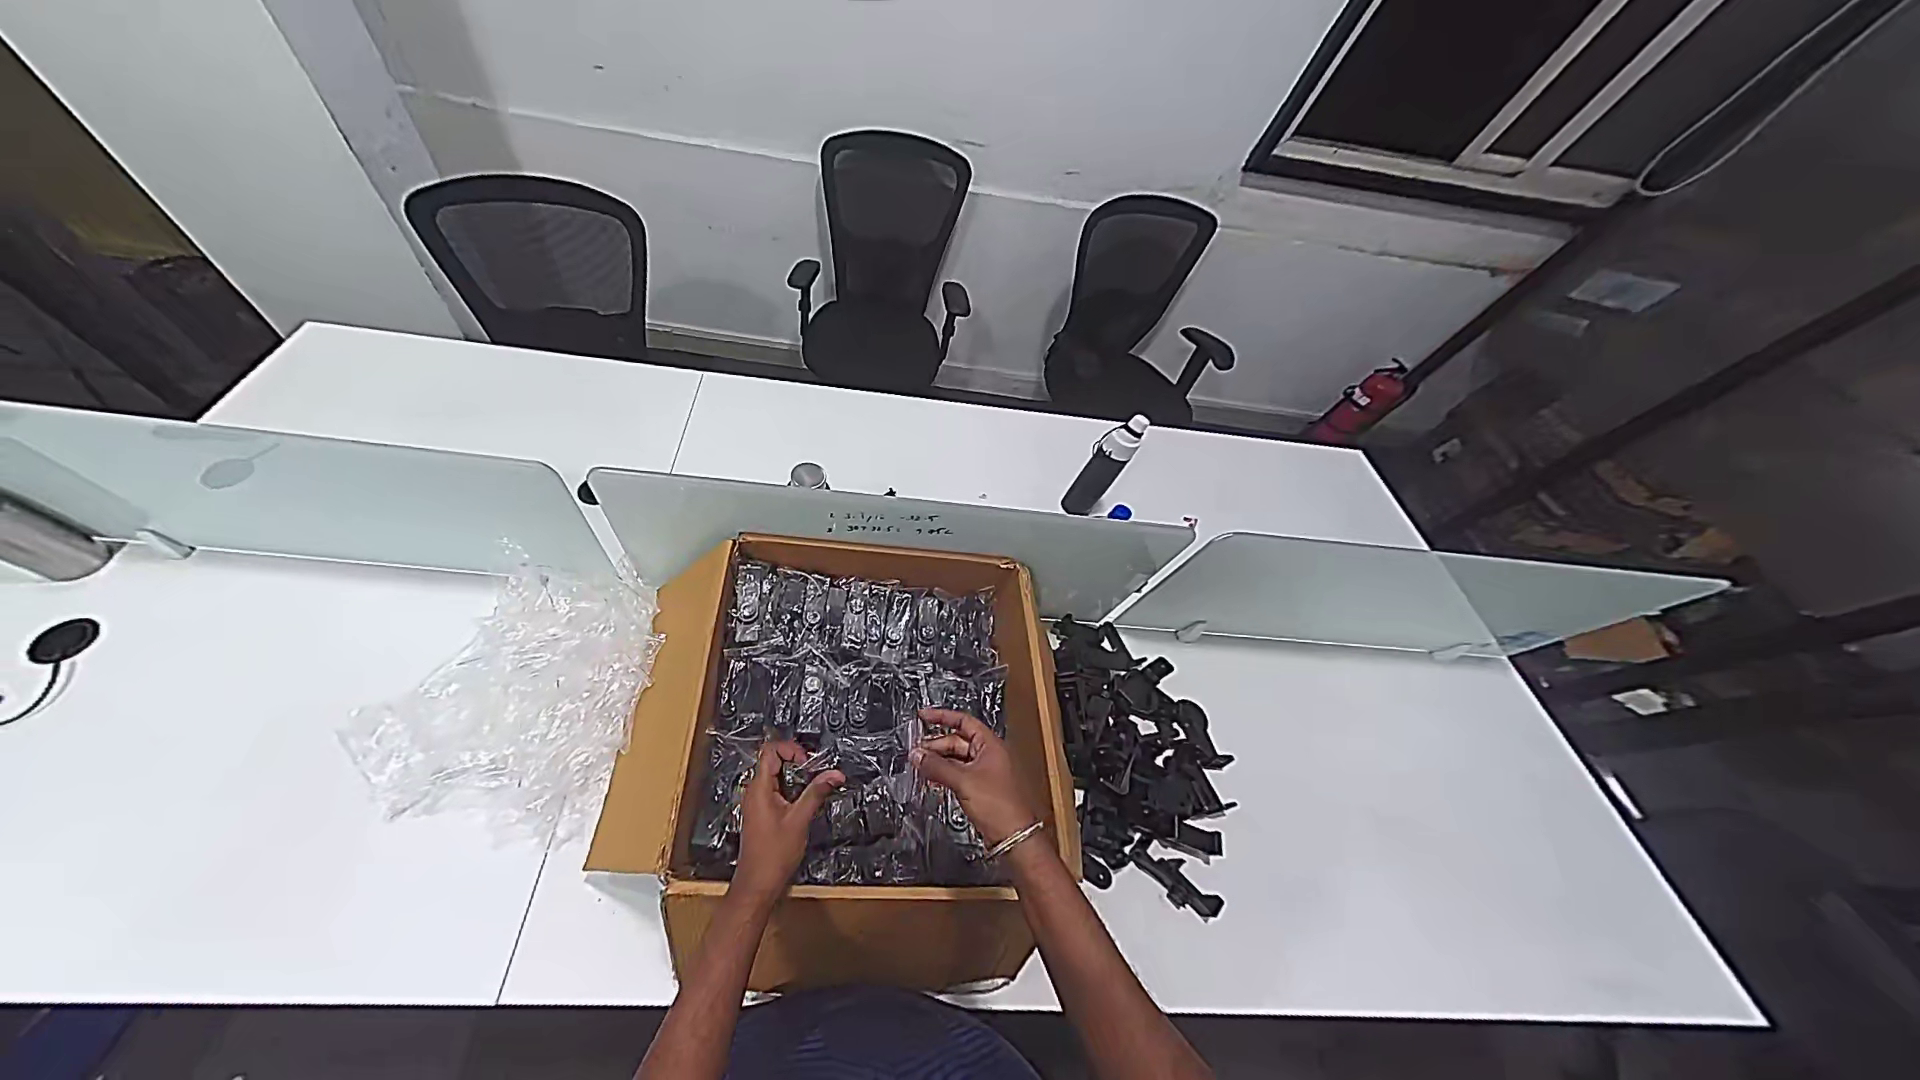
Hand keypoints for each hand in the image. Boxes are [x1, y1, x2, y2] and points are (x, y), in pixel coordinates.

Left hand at [734, 739, 842, 900]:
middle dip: (796, 761)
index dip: (791, 749)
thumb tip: (835, 774)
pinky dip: (792, 789)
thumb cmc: (774, 854)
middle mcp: (754, 791)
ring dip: (796, 776)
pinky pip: (776, 789)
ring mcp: (757, 802)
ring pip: (776, 775)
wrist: (757, 884)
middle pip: (773, 760)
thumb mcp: (799, 819)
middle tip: (815, 772)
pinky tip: (805, 801)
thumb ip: (816, 792)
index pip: (770, 751)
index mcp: (759, 788)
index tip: (808, 763)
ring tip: (813, 786)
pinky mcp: (762, 812)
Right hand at [910, 708, 1040, 847]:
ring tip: (920, 764)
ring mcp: (985, 772)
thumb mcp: (964, 781)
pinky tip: (932, 778)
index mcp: (990, 744)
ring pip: (956, 759)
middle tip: (916, 750)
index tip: (924, 716)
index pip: (963, 721)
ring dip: (938, 760)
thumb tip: (918, 755)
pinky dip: (944, 774)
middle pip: (957, 741)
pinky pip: (959, 774)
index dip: (942, 717)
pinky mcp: (981, 788)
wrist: (1013, 837)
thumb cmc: (1001, 806)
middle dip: (935, 744)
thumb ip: (937, 766)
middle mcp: (989, 755)